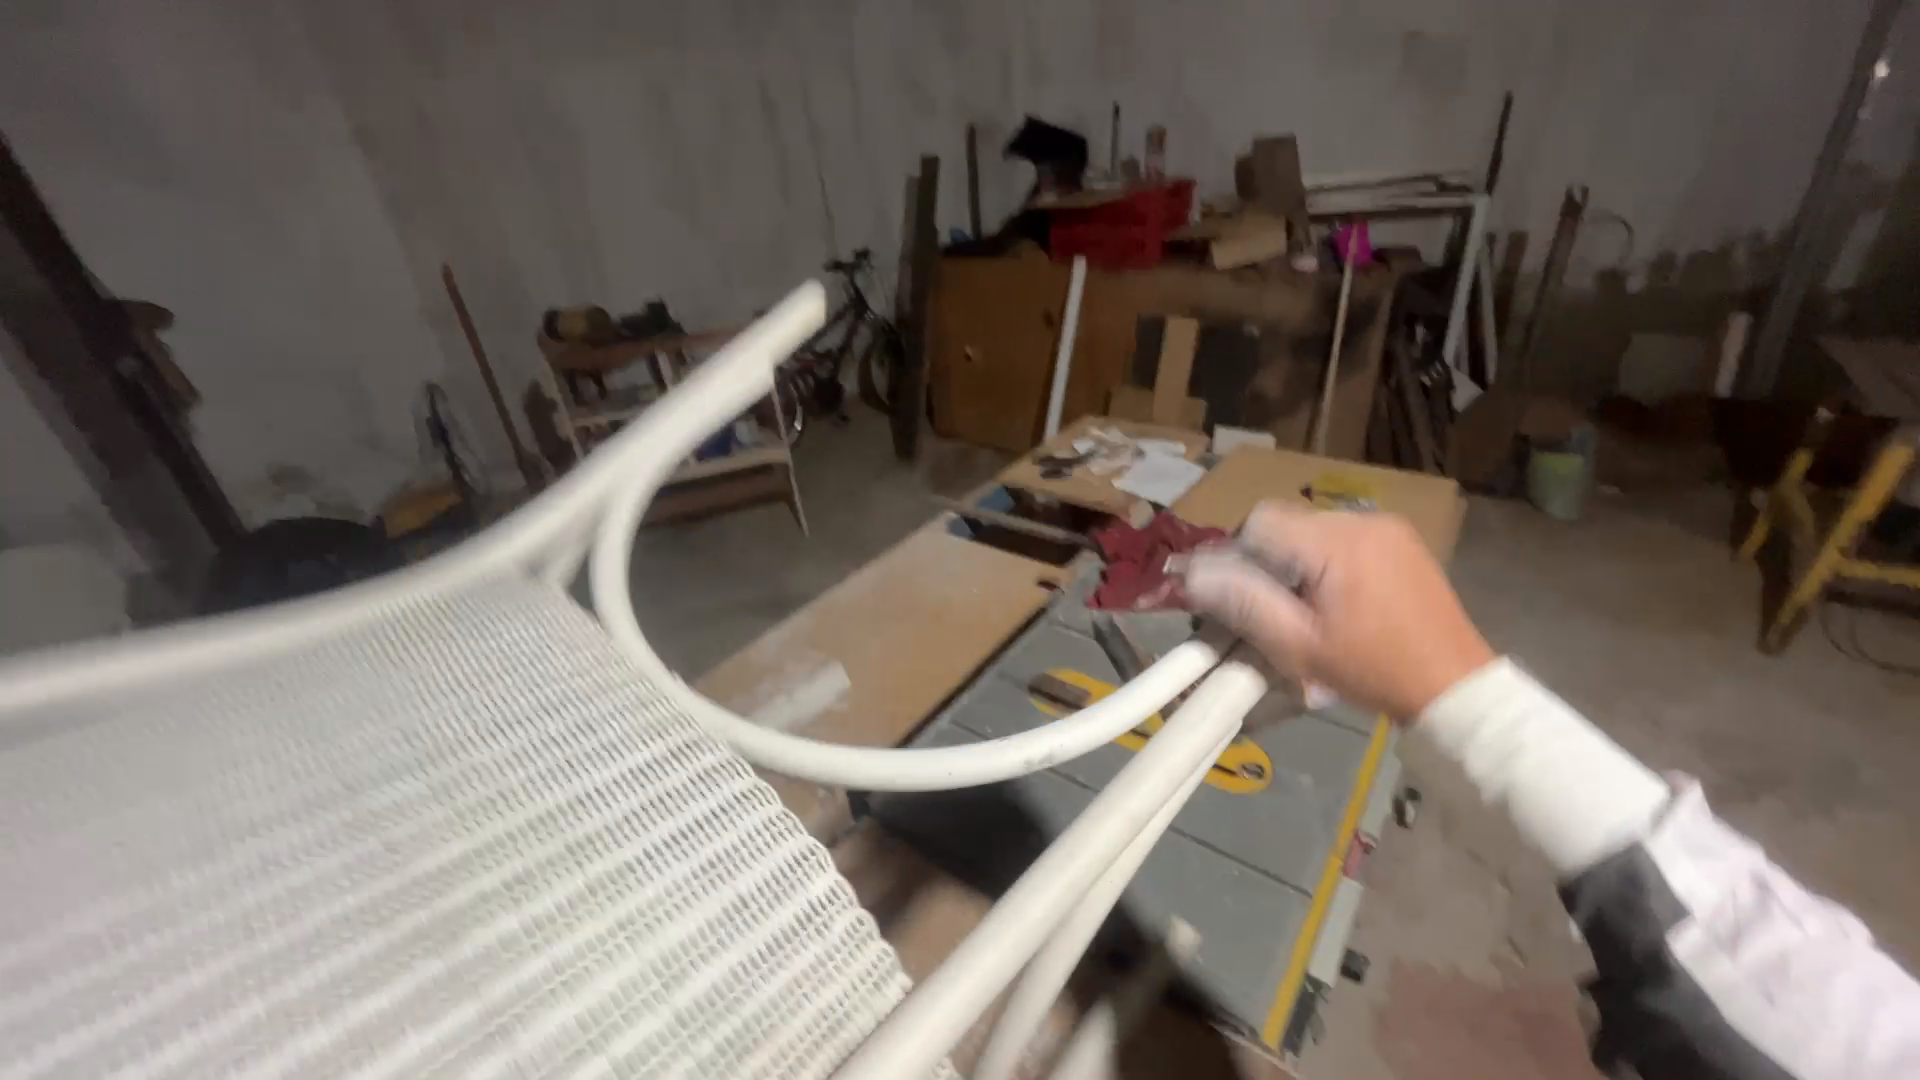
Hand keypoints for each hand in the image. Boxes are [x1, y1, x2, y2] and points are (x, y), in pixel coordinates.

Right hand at [1182, 501, 1493, 720]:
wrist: (1455, 687)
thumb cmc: (1372, 670)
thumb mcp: (1298, 645)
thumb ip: (1244, 603)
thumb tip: (1192, 573)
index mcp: (1338, 542)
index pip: (1259, 521)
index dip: (1237, 555)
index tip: (1241, 596)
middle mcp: (1363, 520)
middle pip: (1285, 522)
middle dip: (1266, 559)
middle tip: (1272, 608)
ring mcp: (1387, 526)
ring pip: (1311, 528)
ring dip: (1294, 559)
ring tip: (1305, 606)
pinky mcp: (1401, 539)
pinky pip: (1341, 536)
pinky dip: (1324, 559)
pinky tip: (1335, 598)